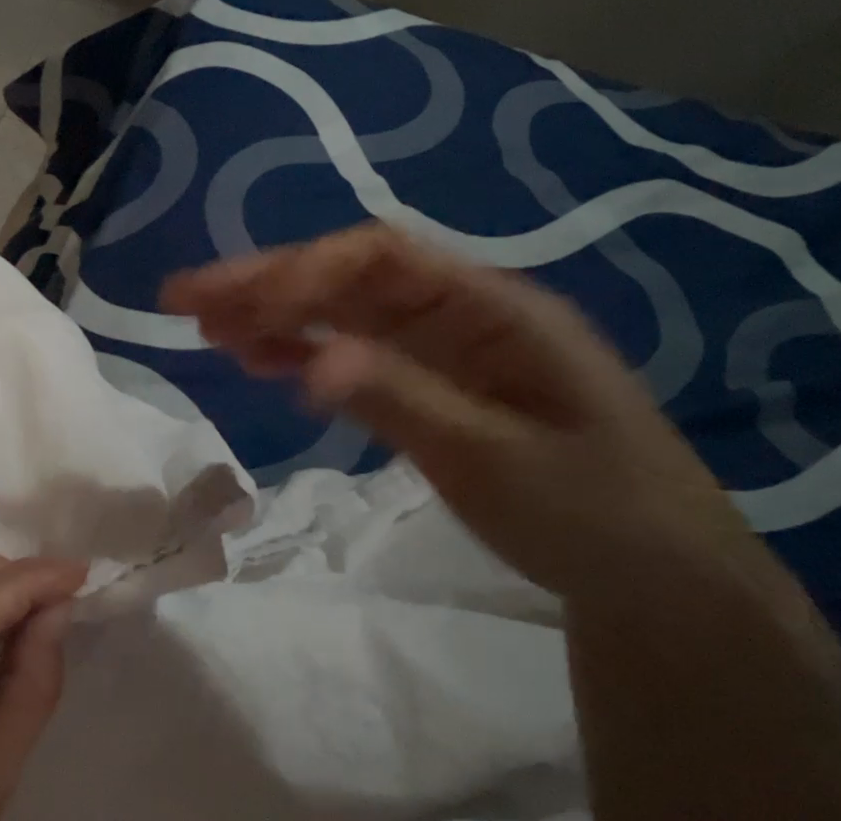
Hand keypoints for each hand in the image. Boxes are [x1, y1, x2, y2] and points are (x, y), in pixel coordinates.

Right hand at [162, 223, 760, 599]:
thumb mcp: (499, 461)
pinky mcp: (430, 388)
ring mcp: (443, 352)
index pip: (379, 260)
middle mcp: (461, 315)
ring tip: (203, 326)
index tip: (237, 305)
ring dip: (272, 314)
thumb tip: (311, 360)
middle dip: (265, 283)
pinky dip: (302, 353)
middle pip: (347, 278)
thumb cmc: (596, 513)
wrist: (658, 580)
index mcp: (492, 308)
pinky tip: (258, 359)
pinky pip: (353, 356)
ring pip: (341, 314)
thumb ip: (404, 402)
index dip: (302, 272)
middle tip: (182, 298)